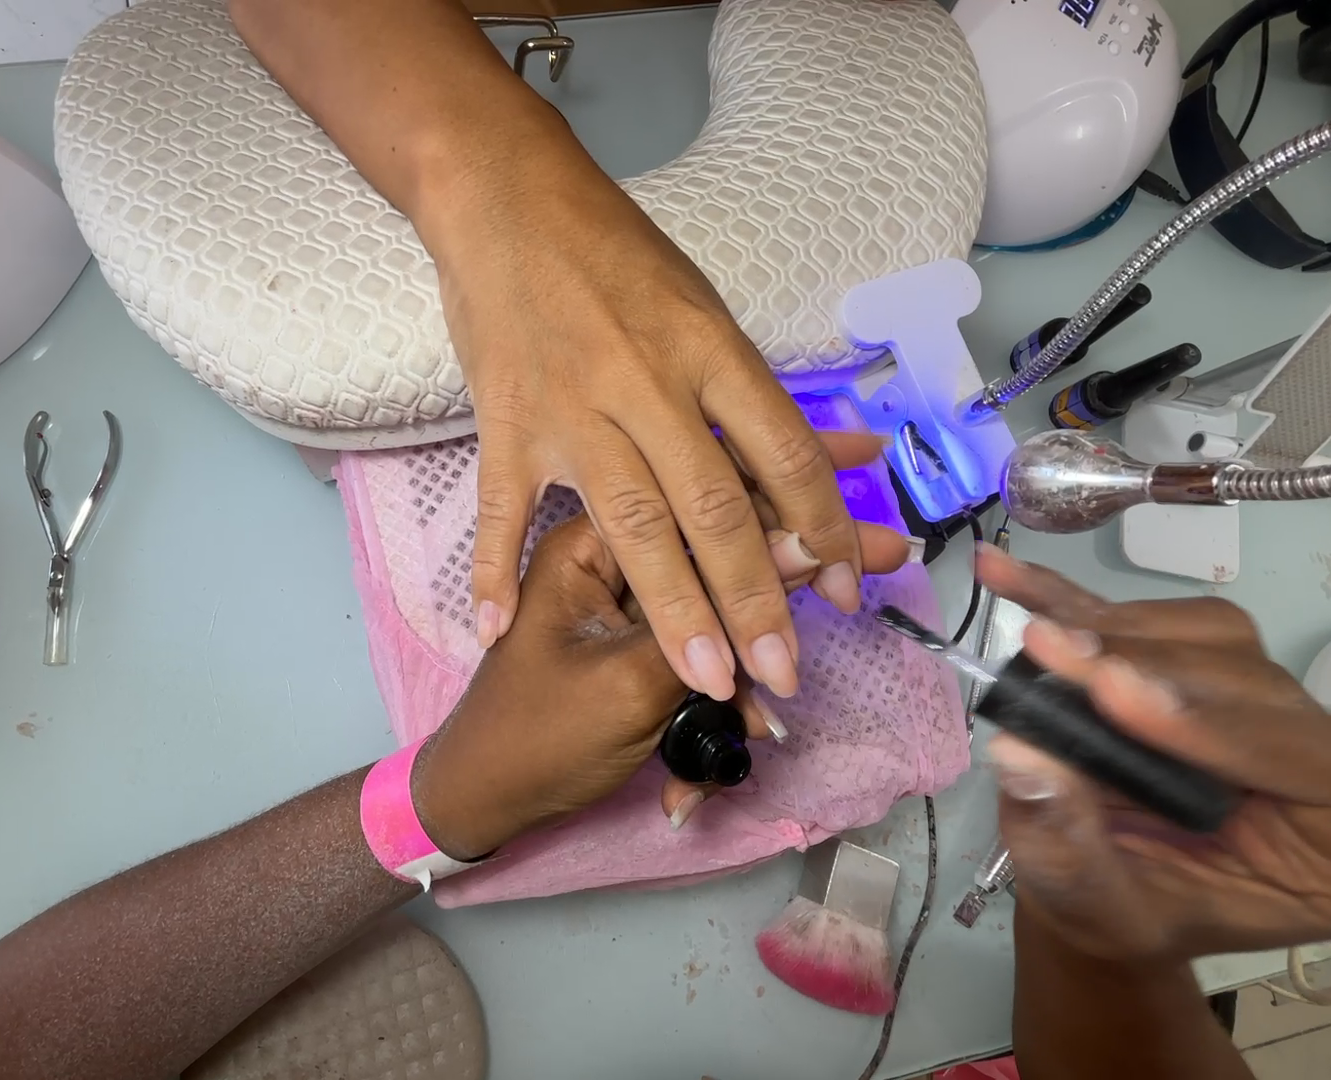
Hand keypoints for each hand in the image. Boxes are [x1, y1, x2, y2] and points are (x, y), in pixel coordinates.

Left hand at [412, 433, 908, 858]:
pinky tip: (767, 698)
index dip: (783, 500)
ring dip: (777, 604)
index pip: (694, 499)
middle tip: (882, 547)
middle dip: (800, 543)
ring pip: (715, 582)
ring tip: (853, 594)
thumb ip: (712, 615)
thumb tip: (799, 550)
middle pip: (717, 534)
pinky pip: (702, 624)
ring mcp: (626, 595)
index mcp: (589, 542)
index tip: (857, 496)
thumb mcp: (628, 681)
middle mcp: (610, 554)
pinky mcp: (638, 634)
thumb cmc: (541, 737)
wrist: (485, 797)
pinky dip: (739, 656)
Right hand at [425, 157, 868, 703]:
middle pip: (715, 510)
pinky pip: (501, 509)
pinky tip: (490, 628)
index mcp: (708, 349)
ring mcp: (572, 414)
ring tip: (703, 680)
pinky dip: (492, 570)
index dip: (822, 532)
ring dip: (671, 610)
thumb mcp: (702, 306)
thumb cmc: (614, 252)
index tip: (840, 594)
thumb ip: (749, 392)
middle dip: (755, 600)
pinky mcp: (506, 427)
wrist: (508, 201)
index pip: (784, 456)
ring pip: (631, 525)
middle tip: (782, 675)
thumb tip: (829, 456)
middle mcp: (648, 388)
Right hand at [977, 547, 1330, 962]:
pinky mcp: (1183, 671)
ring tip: (1033, 633)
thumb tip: (1019, 753)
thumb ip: (1062, 840)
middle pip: (1255, 684)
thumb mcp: (1087, 900)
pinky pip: (1136, 619)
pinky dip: (1065, 596)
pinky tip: (1006, 577)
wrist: (1089, 887)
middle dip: (1143, 664)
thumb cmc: (1108, 912)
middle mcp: (1313, 770)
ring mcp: (1249, 709)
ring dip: (1112, 626)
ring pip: (1205, 634)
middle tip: (1047, 649)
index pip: (1319, 768)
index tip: (1111, 694)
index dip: (1220, 724)